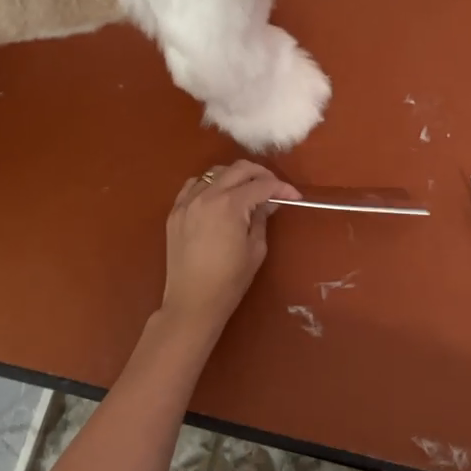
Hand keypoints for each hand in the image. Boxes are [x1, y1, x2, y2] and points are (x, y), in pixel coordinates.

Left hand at [160, 161, 298, 334]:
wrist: (192, 302)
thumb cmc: (229, 280)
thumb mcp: (255, 249)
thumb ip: (261, 218)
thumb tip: (267, 202)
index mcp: (230, 205)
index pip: (262, 185)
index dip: (282, 188)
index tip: (294, 196)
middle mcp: (207, 195)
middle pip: (239, 169)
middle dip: (261, 174)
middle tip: (274, 187)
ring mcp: (187, 202)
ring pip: (215, 172)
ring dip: (234, 176)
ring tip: (246, 190)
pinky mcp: (175, 211)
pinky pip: (193, 185)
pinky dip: (209, 184)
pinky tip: (217, 196)